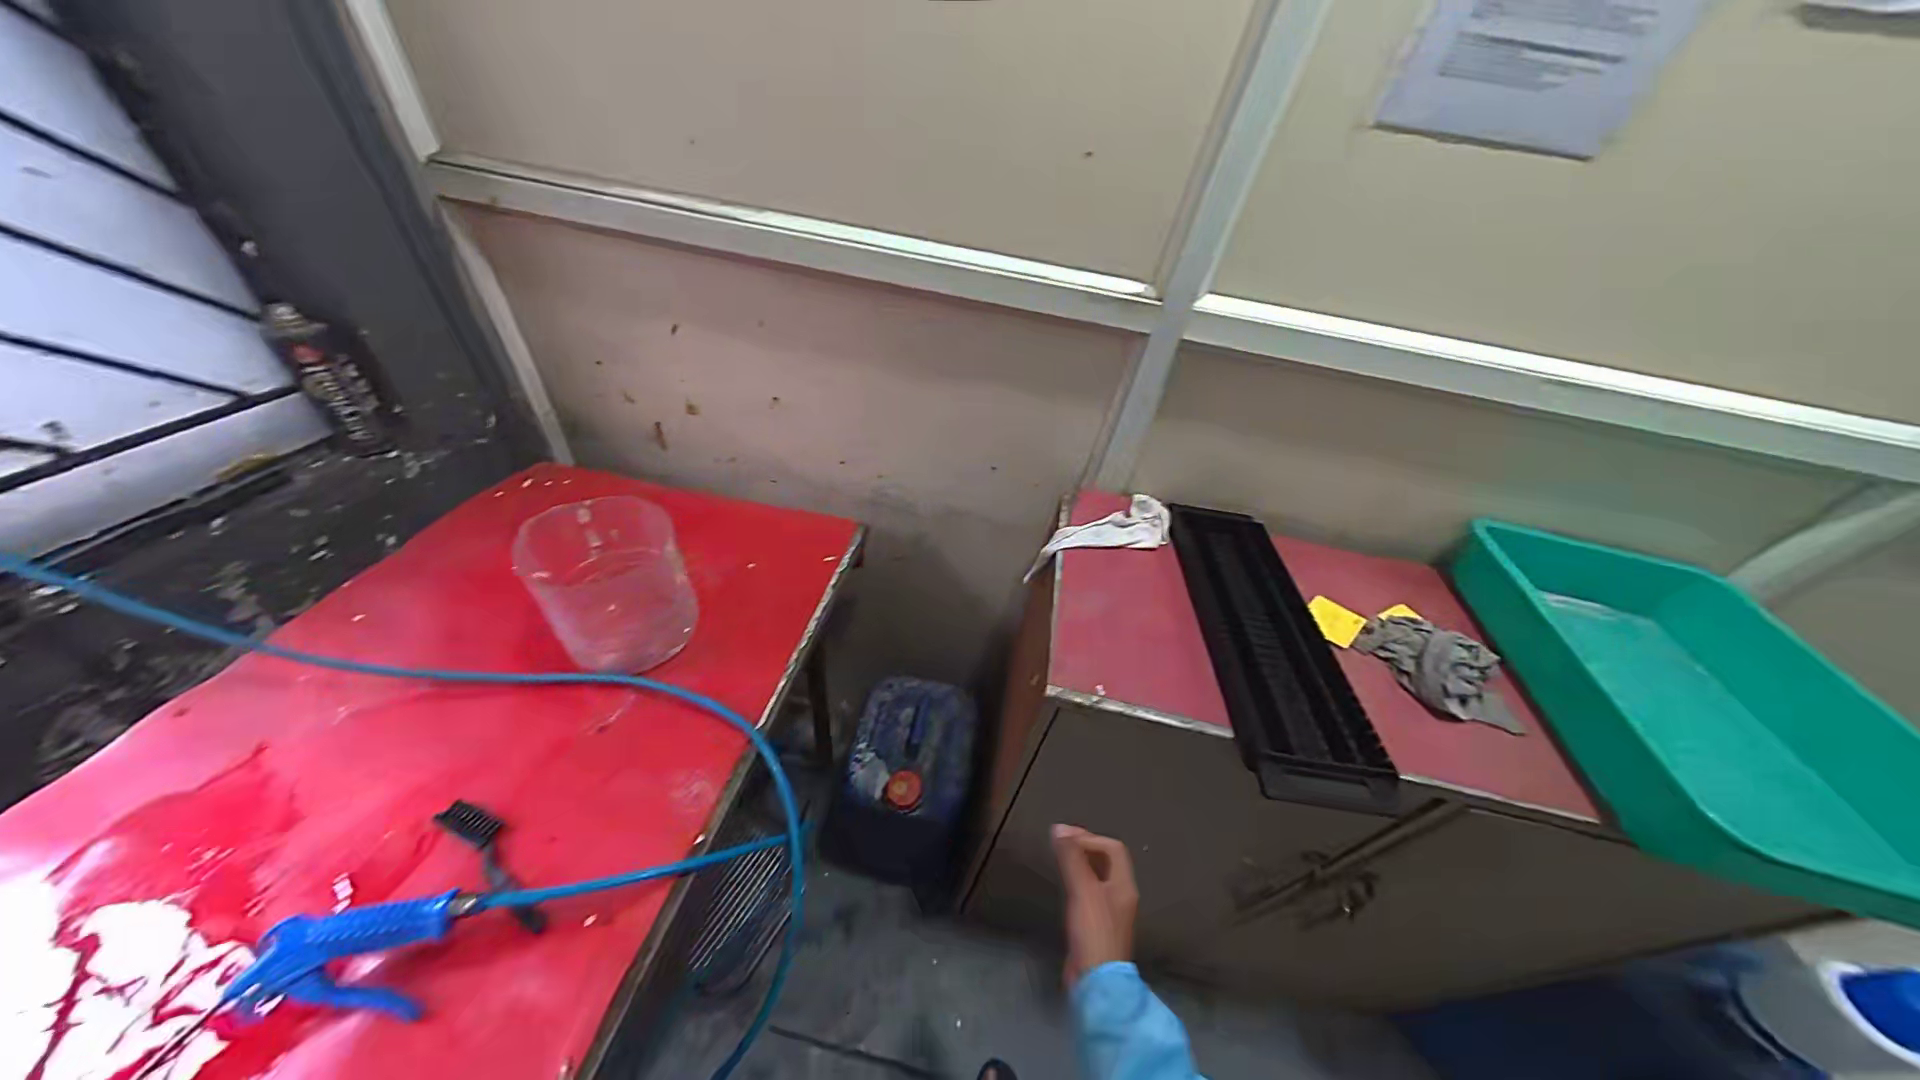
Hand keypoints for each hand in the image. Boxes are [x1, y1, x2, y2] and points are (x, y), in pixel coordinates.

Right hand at [1051, 824, 1137, 987]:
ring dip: (1080, 865)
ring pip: (1097, 878)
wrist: (1096, 981)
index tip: (1065, 839)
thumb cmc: (1093, 931)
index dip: (1090, 838)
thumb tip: (1060, 829)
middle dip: (1085, 848)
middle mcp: (1121, 896)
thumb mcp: (1082, 889)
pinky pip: (1089, 895)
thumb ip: (1072, 858)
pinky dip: (1077, 883)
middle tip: (1061, 844)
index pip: (1113, 849)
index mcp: (1124, 885)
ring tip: (1059, 860)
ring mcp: (1110, 913)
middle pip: (1107, 862)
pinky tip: (1064, 888)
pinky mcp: (1097, 927)